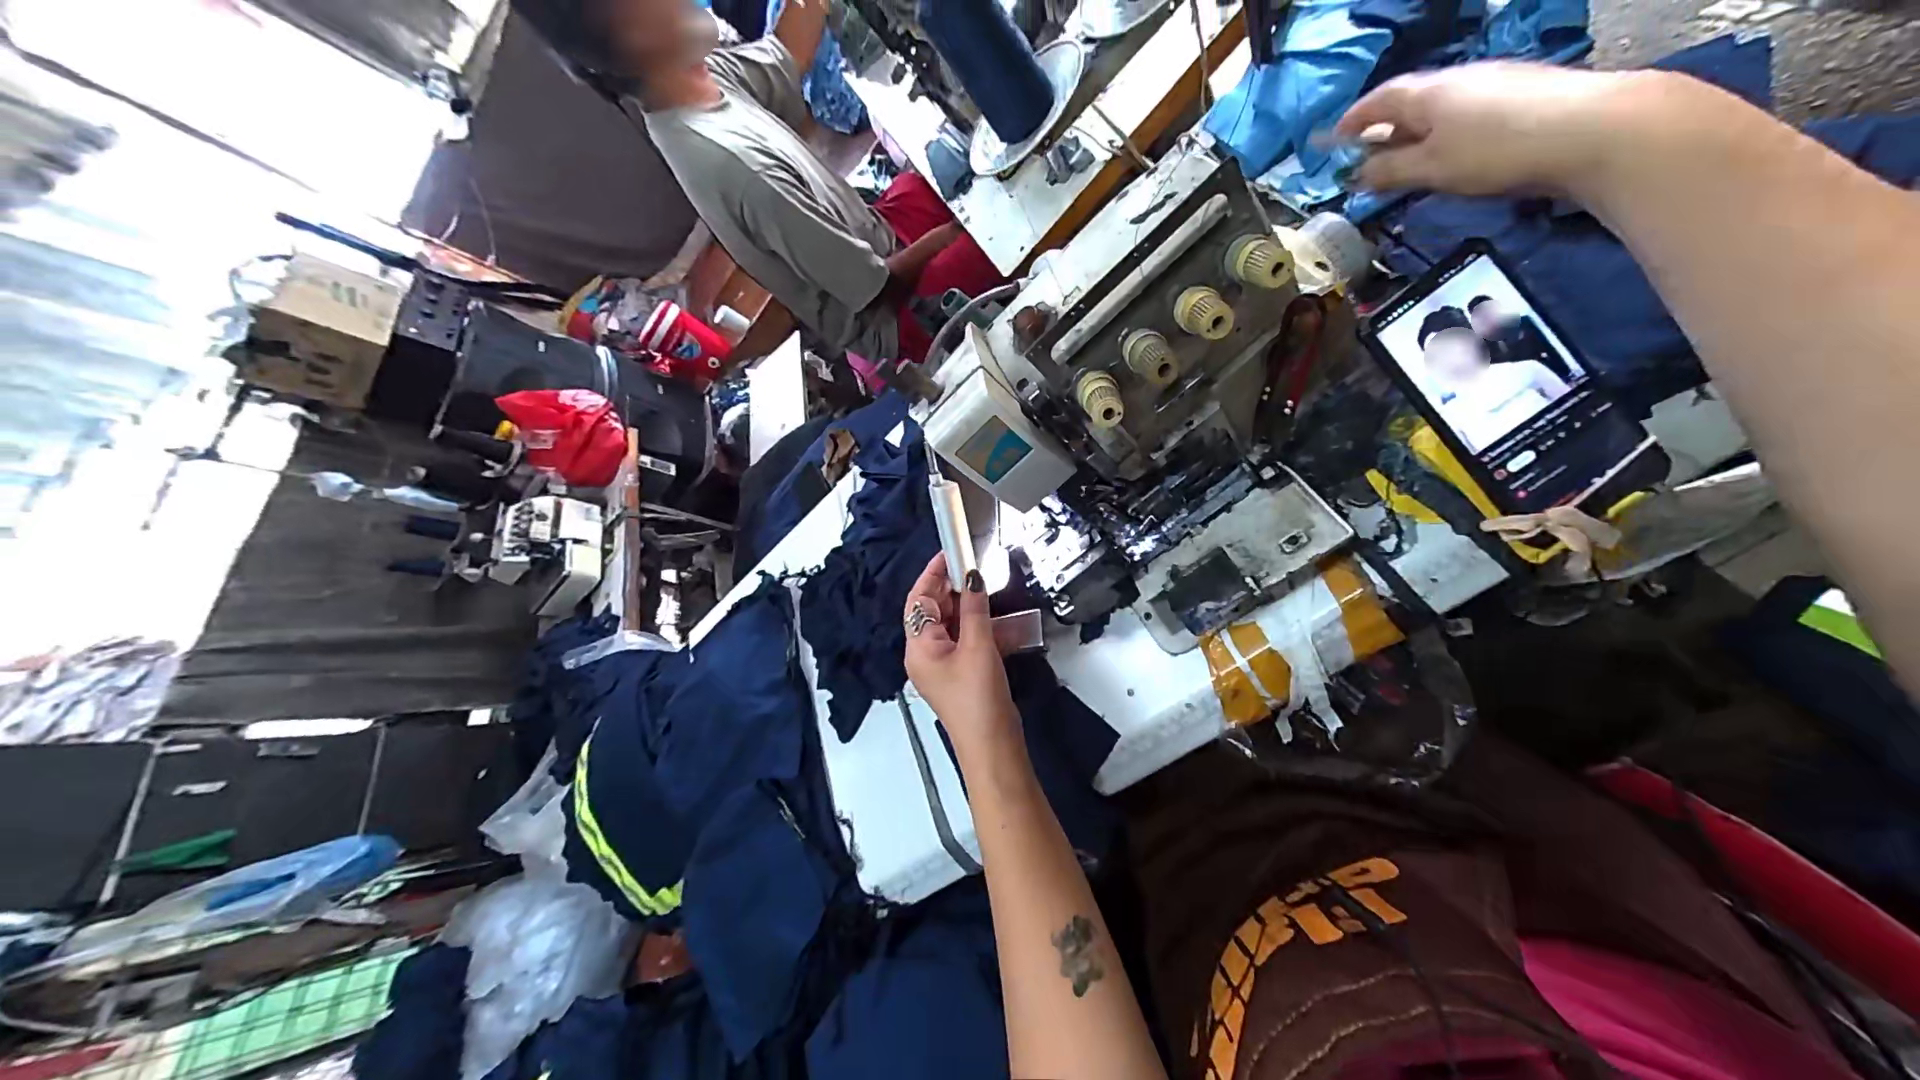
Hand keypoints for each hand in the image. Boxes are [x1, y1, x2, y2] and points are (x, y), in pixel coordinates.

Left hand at [902, 553, 1020, 753]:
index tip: (950, 553)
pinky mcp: (963, 674)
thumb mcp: (978, 647)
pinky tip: (1002, 620)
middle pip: (934, 610)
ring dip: (971, 607)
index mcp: (919, 647)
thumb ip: (975, 608)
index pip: (919, 600)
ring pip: (953, 624)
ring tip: (989, 589)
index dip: (933, 574)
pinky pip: (968, 640)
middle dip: (954, 588)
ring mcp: (944, 665)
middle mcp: (926, 654)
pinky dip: (982, 627)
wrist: (993, 748)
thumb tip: (972, 577)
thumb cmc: (978, 701)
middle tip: (974, 567)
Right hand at [1335, 63, 1664, 197]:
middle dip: (1383, 130)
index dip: (1354, 120)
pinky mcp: (1520, 97)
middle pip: (1410, 103)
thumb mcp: (1429, 169)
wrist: (1590, 130)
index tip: (1335, 141)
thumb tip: (1359, 175)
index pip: (1379, 100)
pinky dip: (1444, 135)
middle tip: (1367, 158)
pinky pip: (1466, 115)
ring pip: (1439, 110)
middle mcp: (1458, 80)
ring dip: (1415, 134)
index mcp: (1429, 93)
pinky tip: (1450, 157)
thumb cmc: (1494, 150)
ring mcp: (1493, 85)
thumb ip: (1389, 172)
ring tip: (1406, 163)